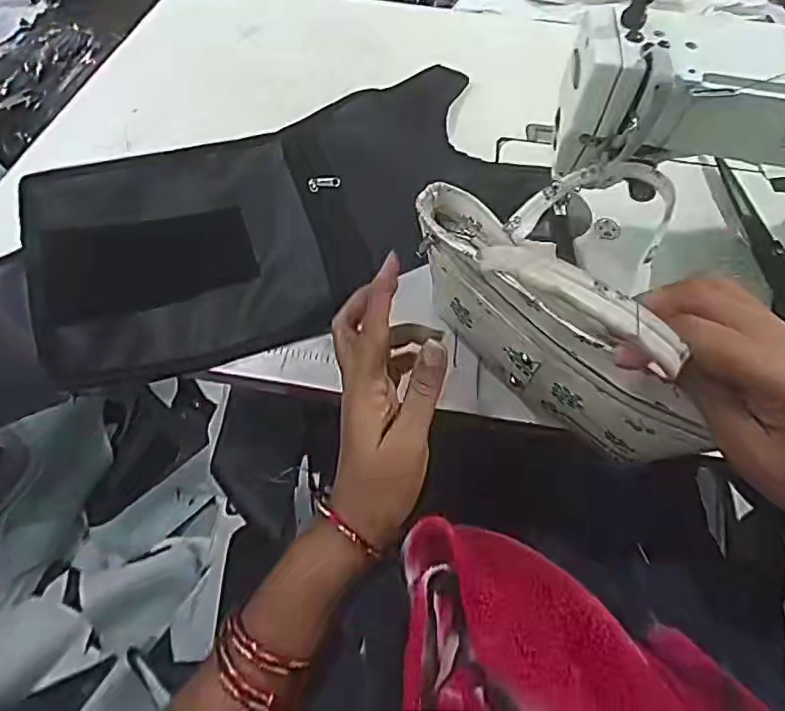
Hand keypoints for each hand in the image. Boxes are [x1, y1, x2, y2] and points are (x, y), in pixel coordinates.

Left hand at [329, 252, 448, 549]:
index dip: (381, 291)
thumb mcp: (411, 438)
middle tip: (394, 286)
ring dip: (393, 330)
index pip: (372, 327)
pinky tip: (423, 362)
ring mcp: (360, 392)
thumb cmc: (384, 485)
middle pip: (349, 326)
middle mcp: (357, 381)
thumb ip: (424, 389)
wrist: (358, 521)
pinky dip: (399, 353)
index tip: (391, 263)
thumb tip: (435, 344)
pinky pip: (379, 363)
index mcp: (365, 385)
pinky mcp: (369, 403)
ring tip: (430, 338)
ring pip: (366, 343)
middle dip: (368, 299)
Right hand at [629, 277, 784, 549]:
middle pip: (710, 293)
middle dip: (660, 304)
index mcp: (779, 370)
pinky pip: (735, 304)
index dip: (653, 335)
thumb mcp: (744, 449)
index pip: (700, 330)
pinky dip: (698, 307)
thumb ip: (701, 392)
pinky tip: (680, 331)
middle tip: (627, 331)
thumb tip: (656, 356)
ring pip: (722, 289)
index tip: (620, 352)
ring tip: (647, 326)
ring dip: (678, 299)